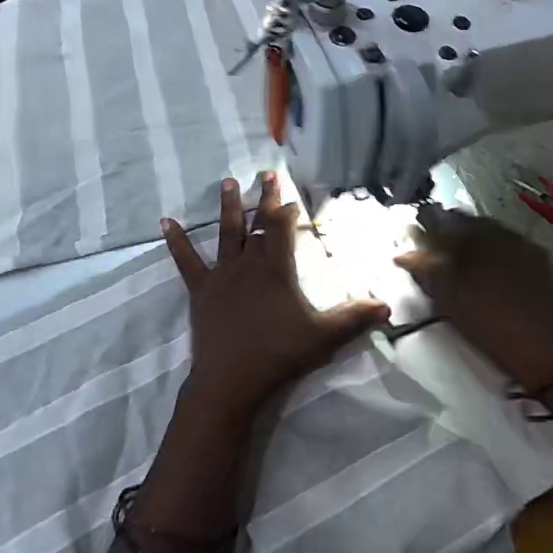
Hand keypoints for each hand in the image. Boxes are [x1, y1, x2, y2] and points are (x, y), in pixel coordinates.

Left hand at [162, 172, 390, 420]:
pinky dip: (176, 240)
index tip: (290, 196)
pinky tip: (165, 222)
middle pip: (257, 224)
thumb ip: (354, 318)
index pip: (282, 230)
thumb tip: (388, 306)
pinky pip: (186, 260)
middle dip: (263, 198)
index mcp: (275, 269)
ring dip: (227, 207)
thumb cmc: (279, 354)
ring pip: (225, 233)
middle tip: (265, 173)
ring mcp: (221, 274)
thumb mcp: (324, 337)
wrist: (231, 379)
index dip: (286, 210)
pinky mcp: (200, 289)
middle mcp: (247, 263)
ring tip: (226, 181)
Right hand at [393, 206, 552, 390]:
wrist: (549, 349)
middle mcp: (495, 230)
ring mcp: (520, 241)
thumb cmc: (490, 324)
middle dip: (447, 230)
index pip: (436, 218)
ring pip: (486, 229)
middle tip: (436, 252)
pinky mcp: (538, 254)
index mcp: (468, 238)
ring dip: (470, 238)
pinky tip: (490, 268)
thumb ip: (424, 270)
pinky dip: (492, 248)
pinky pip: (507, 240)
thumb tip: (402, 253)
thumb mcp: (448, 300)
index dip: (422, 225)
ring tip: (463, 261)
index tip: (413, 236)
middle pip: (462, 220)